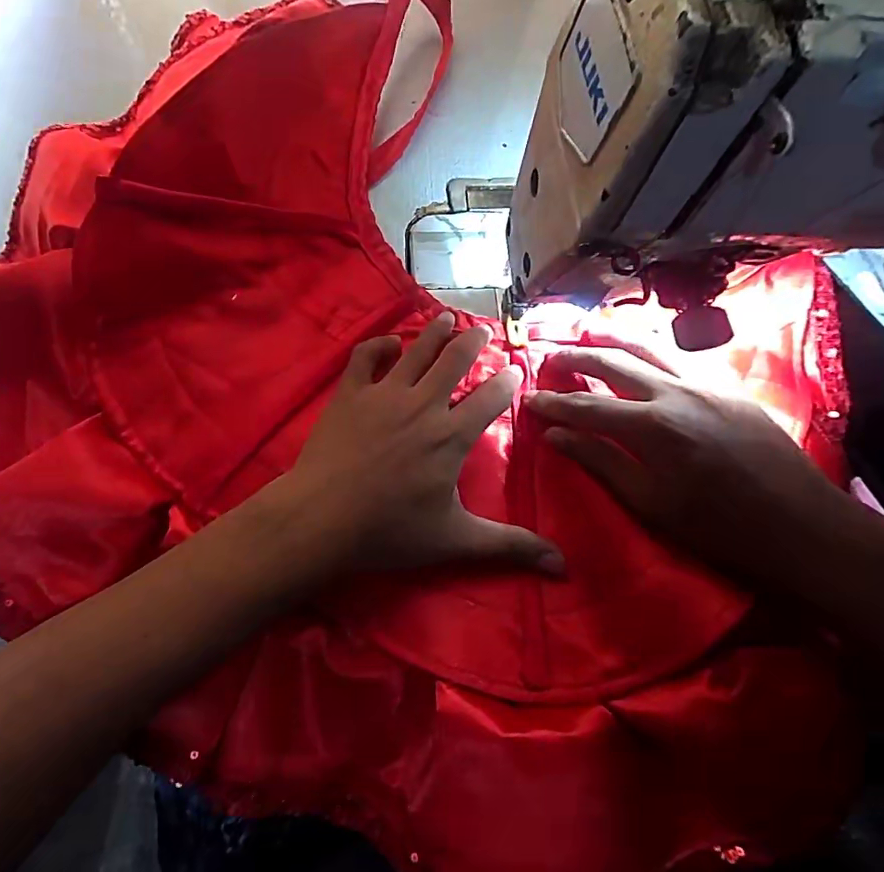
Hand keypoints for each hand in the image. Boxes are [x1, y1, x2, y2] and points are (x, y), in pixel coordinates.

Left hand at [276, 313, 563, 576]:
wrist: (321, 517)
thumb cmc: (390, 530)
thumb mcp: (456, 540)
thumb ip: (509, 546)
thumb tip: (562, 566)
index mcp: (451, 435)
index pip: (490, 397)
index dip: (507, 380)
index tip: (515, 369)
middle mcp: (423, 404)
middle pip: (455, 359)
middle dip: (474, 341)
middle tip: (484, 330)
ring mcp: (384, 394)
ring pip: (416, 350)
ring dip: (434, 331)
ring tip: (446, 316)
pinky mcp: (350, 393)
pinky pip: (365, 356)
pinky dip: (379, 345)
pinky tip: (389, 343)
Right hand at [524, 347, 883, 625]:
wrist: (805, 527)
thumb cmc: (721, 529)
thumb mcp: (651, 504)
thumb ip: (601, 462)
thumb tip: (556, 435)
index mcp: (651, 425)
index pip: (586, 406)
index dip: (554, 402)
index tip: (529, 399)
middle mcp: (675, 392)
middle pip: (613, 361)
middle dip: (576, 358)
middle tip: (549, 359)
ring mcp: (706, 385)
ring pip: (648, 348)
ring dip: (611, 342)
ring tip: (585, 338)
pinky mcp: (730, 389)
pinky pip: (679, 361)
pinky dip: (649, 354)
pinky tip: (642, 360)